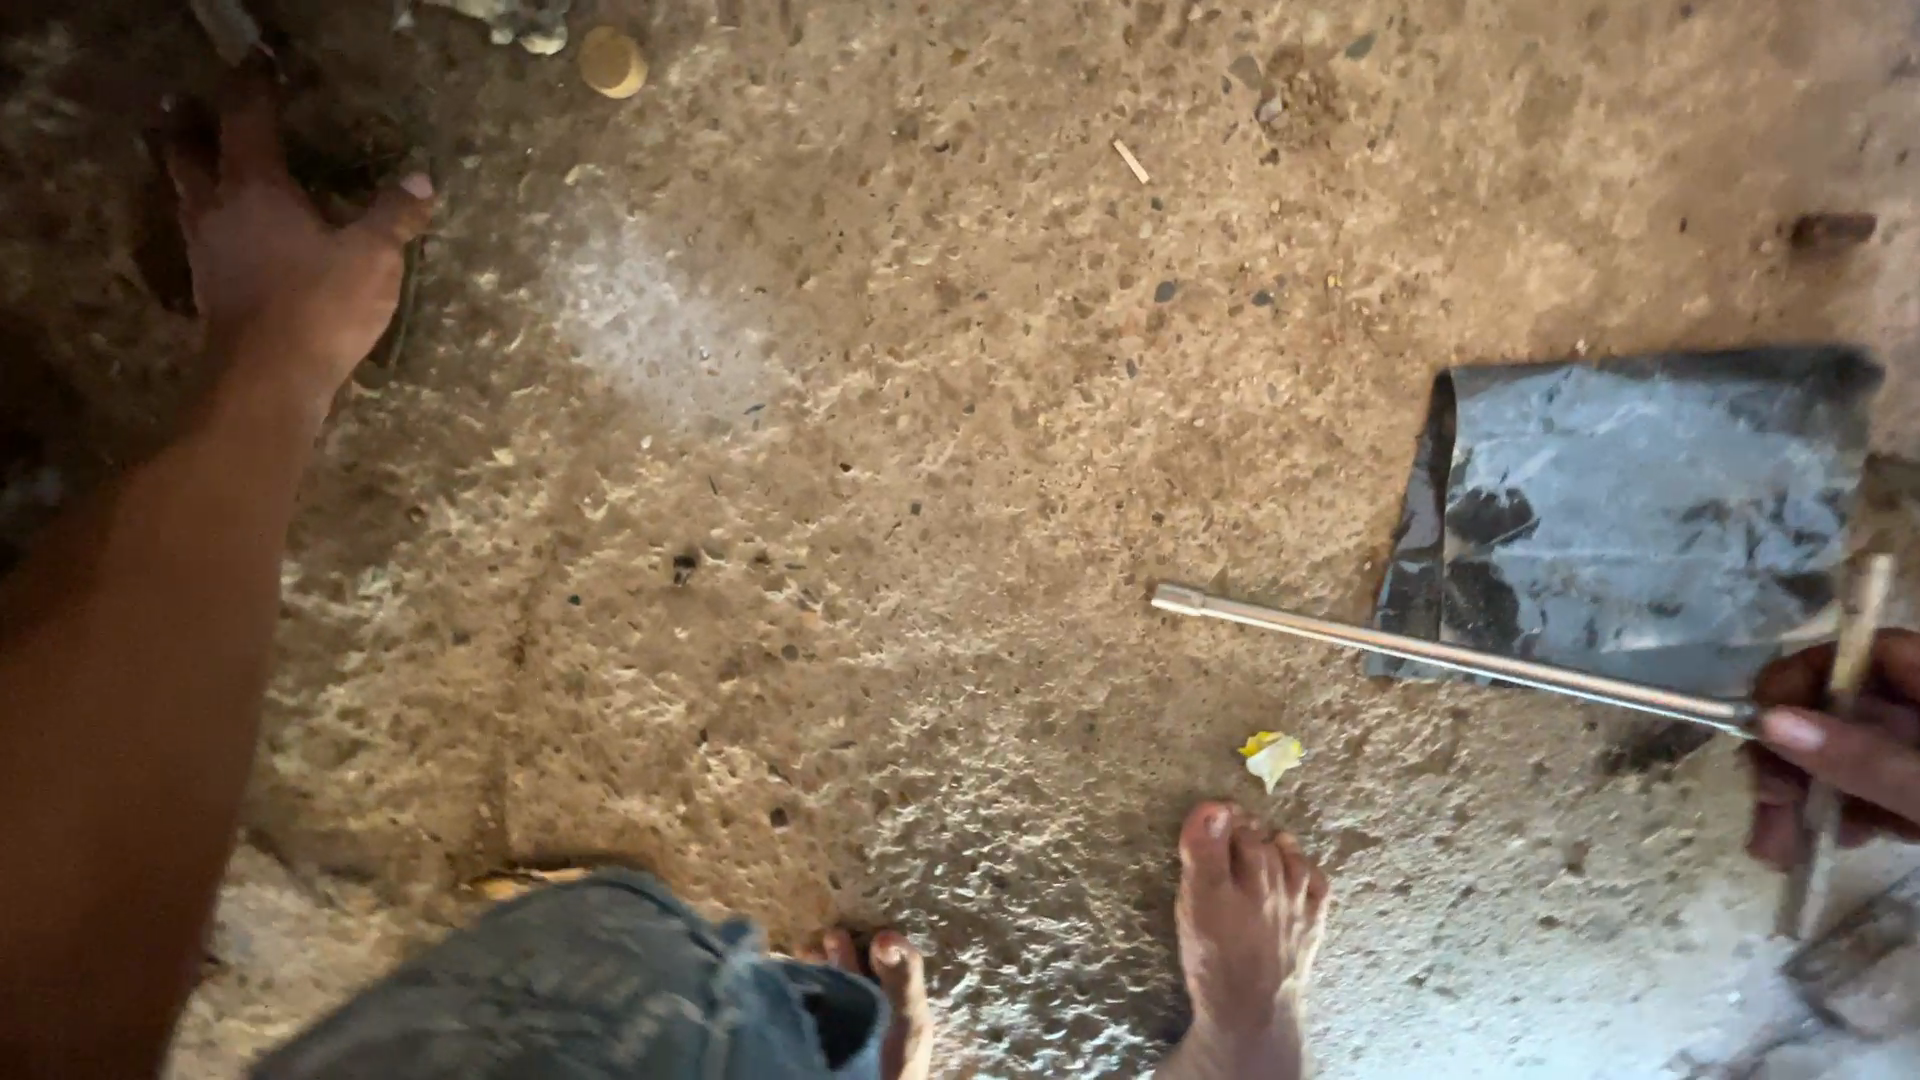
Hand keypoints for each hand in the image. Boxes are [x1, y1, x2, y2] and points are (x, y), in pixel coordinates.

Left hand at [165, 87, 434, 419]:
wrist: (271, 370)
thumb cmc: (323, 304)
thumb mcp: (374, 258)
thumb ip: (395, 216)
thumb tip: (420, 179)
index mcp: (256, 189)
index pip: (248, 121)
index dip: (255, 90)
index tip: (261, 66)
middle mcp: (218, 206)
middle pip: (190, 150)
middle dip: (196, 125)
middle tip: (197, 108)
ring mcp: (206, 244)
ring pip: (187, 190)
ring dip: (194, 169)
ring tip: (205, 161)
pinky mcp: (210, 280)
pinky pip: (201, 230)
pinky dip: (210, 215)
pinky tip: (228, 228)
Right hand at [1745, 629, 1919, 868]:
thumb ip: (1871, 761)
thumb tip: (1765, 721)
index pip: (1858, 654)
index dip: (1799, 680)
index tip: (1760, 728)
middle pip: (1837, 710)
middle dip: (1786, 756)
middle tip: (1764, 806)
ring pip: (1842, 753)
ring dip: (1799, 795)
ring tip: (1778, 849)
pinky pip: (1868, 786)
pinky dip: (1835, 813)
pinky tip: (1816, 846)